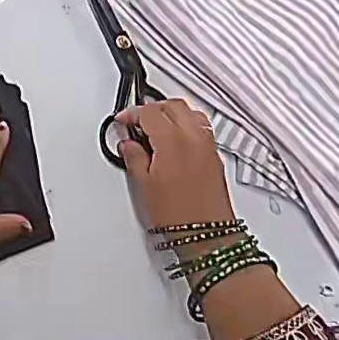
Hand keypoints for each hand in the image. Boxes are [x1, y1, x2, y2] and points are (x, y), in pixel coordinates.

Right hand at [116, 99, 236, 229]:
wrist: (206, 234)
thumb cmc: (179, 215)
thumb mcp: (144, 184)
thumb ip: (134, 157)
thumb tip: (129, 145)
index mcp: (173, 140)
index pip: (150, 112)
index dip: (132, 113)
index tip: (123, 120)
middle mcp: (194, 137)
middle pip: (172, 106)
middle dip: (152, 108)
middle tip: (136, 121)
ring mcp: (208, 145)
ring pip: (190, 112)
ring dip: (172, 113)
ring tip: (155, 127)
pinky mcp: (215, 156)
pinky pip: (201, 127)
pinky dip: (186, 124)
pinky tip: (174, 139)